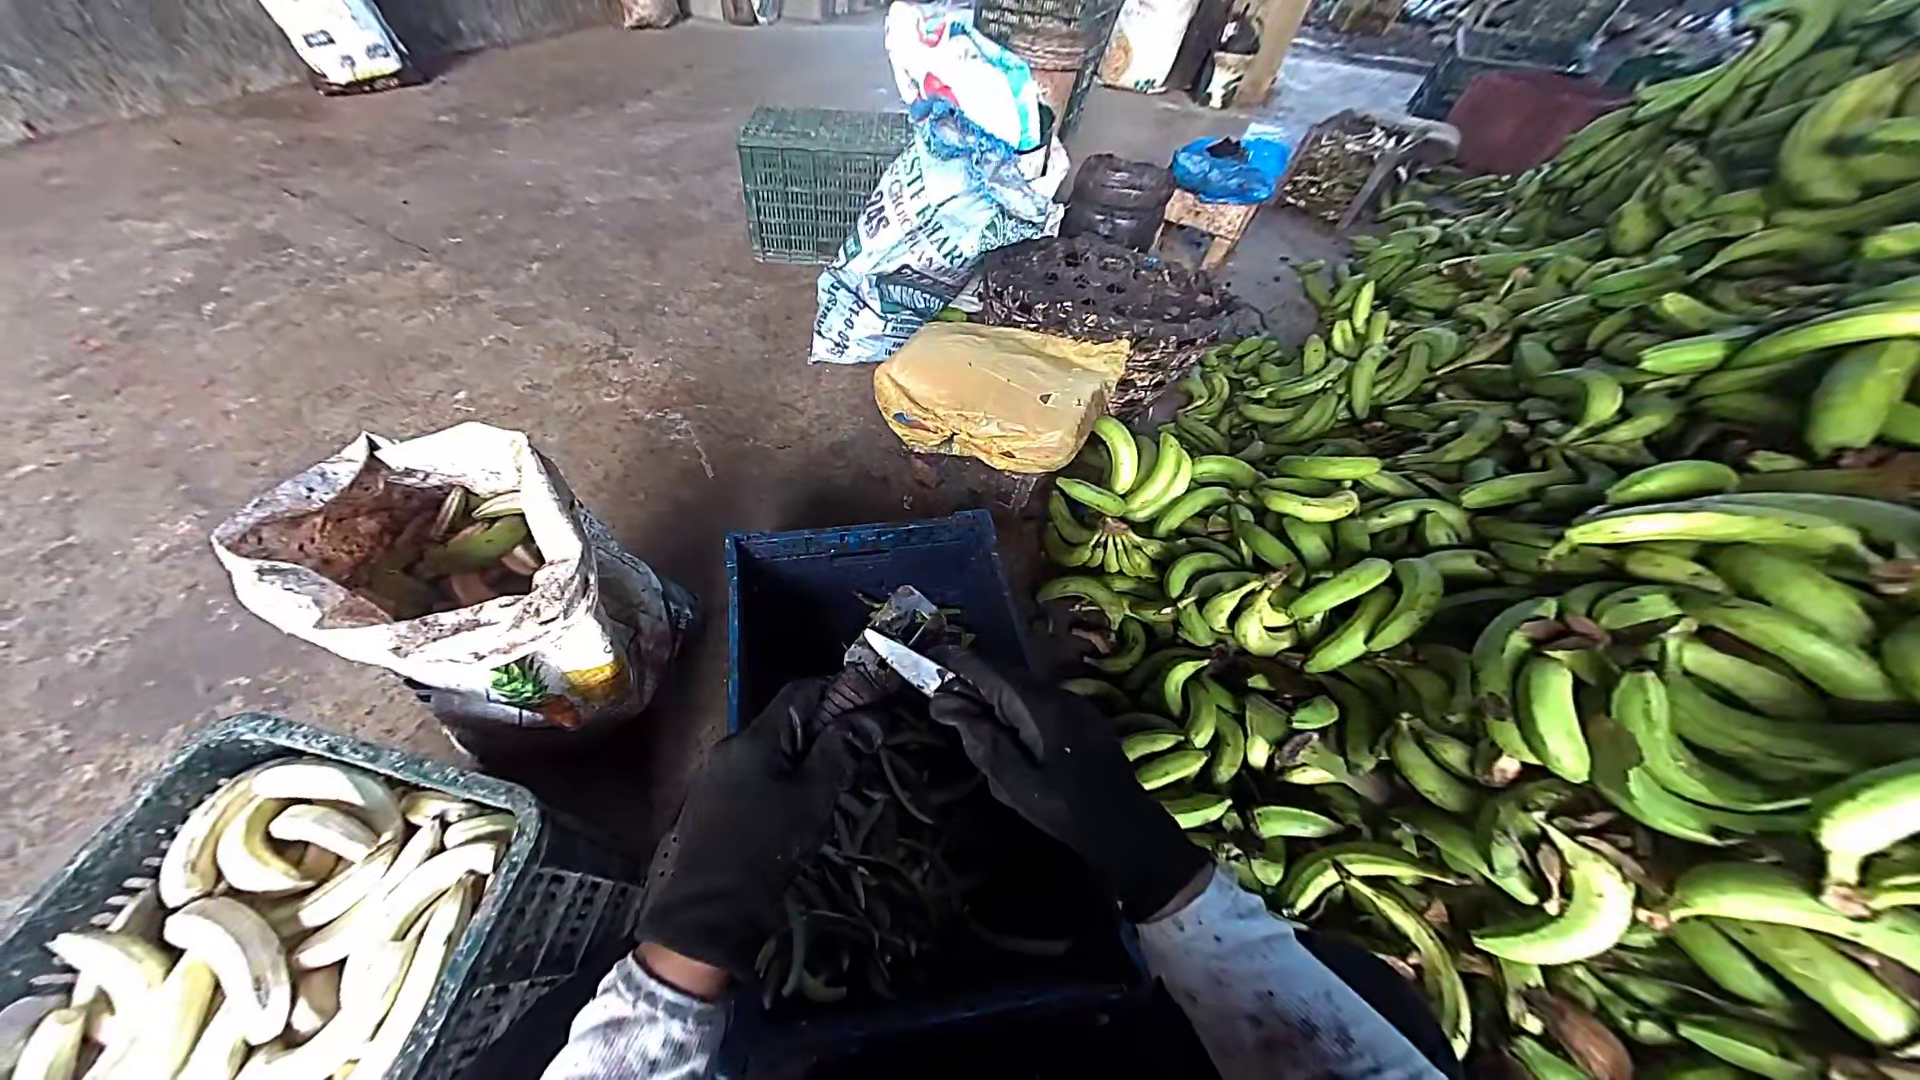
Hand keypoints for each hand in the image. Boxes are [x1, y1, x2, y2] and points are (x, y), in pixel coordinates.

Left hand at [635, 678, 870, 980]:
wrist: (707, 913)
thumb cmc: (766, 848)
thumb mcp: (814, 796)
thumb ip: (841, 750)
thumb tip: (869, 718)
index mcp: (755, 737)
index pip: (801, 691)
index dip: (836, 691)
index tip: (864, 707)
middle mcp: (731, 745)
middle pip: (785, 719)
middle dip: (822, 728)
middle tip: (853, 749)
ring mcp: (716, 772)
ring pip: (771, 746)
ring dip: (802, 753)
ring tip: (828, 780)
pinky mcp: (711, 797)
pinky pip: (754, 770)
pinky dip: (780, 773)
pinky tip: (794, 801)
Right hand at [927, 647, 1208, 920]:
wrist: (1128, 829)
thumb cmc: (1067, 811)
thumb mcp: (1015, 783)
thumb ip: (980, 740)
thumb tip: (944, 704)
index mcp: (1040, 707)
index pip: (991, 671)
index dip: (960, 661)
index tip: (931, 655)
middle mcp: (1058, 694)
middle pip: (1005, 676)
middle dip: (971, 681)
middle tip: (940, 697)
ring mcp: (1073, 702)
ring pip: (1021, 687)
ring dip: (992, 696)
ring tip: (967, 714)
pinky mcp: (1080, 715)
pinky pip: (1037, 700)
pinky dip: (1013, 706)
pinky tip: (1003, 729)